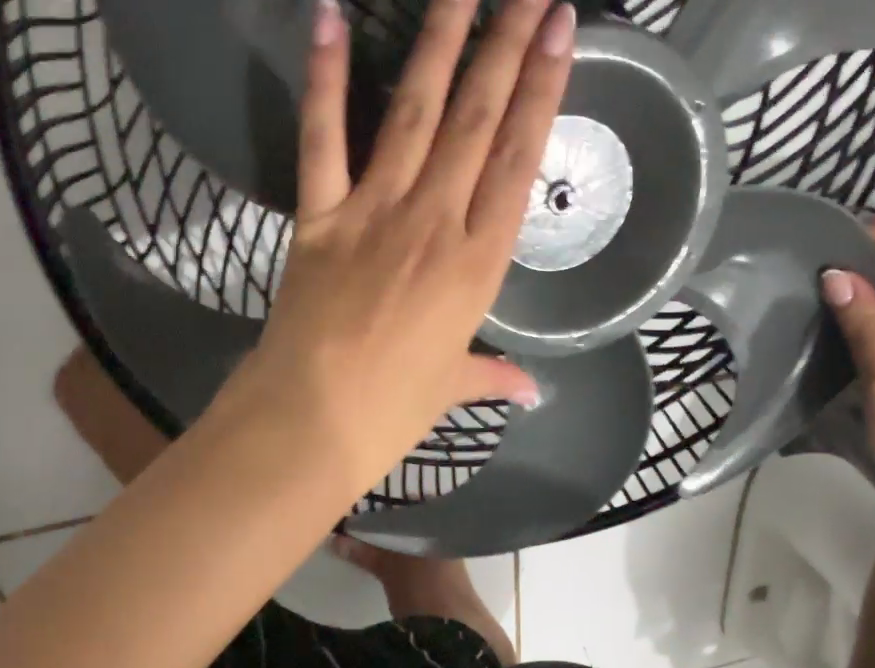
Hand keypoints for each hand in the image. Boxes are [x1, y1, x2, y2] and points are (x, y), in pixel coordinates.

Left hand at [206, 0, 576, 491]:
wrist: (313, 420)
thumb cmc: (392, 411)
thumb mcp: (451, 388)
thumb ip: (492, 376)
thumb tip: (531, 392)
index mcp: (479, 263)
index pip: (520, 157)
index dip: (544, 88)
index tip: (561, 27)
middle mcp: (435, 221)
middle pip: (477, 117)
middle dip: (507, 41)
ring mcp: (375, 212)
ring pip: (414, 110)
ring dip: (440, 41)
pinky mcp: (320, 215)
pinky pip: (323, 137)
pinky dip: (323, 78)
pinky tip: (328, 18)